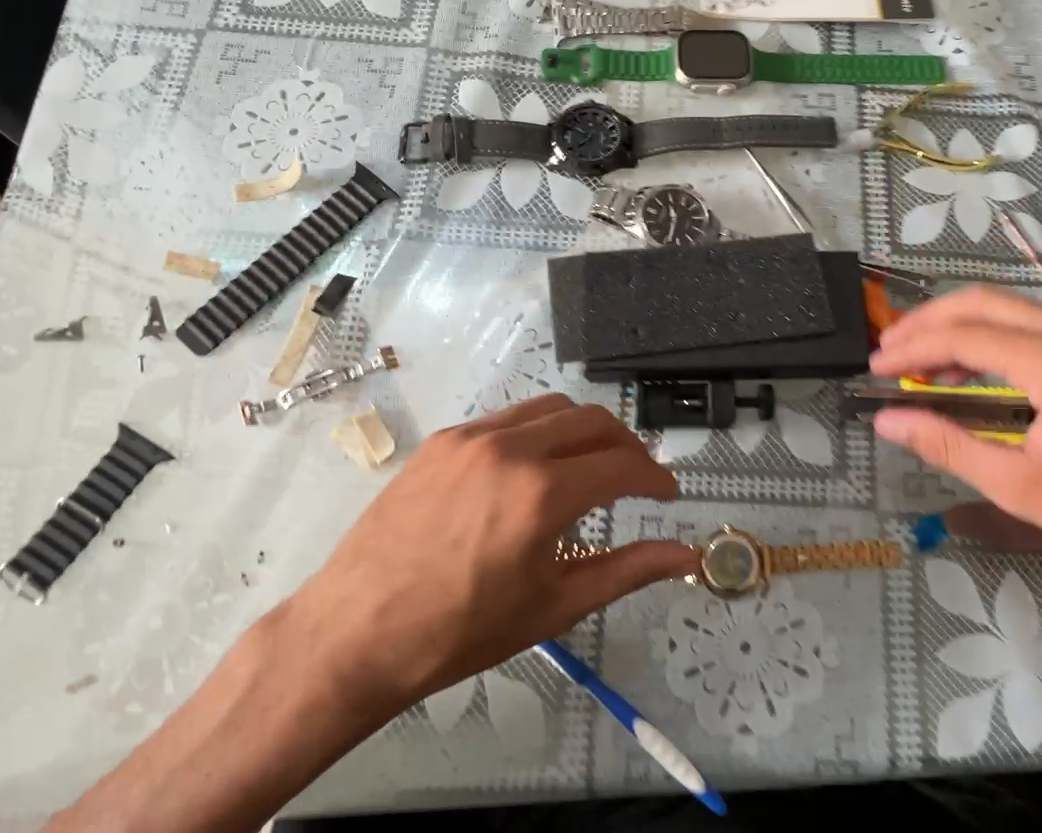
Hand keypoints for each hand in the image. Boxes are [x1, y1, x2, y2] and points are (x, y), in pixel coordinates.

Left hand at [282, 394, 697, 722]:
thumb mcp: (554, 606)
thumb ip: (627, 570)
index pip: (623, 465)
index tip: (667, 496)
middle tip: (637, 480)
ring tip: (590, 467)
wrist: (356, 632)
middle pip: (592, 421)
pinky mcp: (442, 441)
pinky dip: (538, 432)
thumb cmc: (461, 632)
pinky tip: (533, 470)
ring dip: (583, 430)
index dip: (655, 478)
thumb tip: (684, 555)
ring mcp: (470, 438)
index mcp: (542, 494)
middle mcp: (510, 448)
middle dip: (627, 446)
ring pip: (550, 408)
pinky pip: (507, 418)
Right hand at [869, 285, 1041, 582]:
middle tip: (888, 351)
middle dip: (929, 322)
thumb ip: (947, 445)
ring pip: (1012, 309)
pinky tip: (971, 368)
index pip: (967, 335)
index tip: (875, 369)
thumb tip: (887, 421)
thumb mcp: (1020, 486)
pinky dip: (993, 338)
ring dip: (960, 327)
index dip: (913, 349)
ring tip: (918, 360)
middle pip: (986, 303)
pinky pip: (1036, 327)